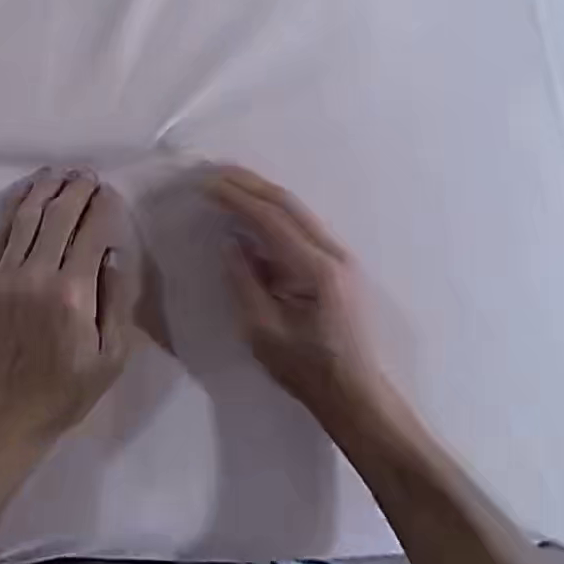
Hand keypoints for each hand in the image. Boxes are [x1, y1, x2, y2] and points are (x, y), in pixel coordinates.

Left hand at [0, 168, 137, 447]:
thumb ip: (116, 300)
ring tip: (58, 173)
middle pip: (59, 216)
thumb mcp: (110, 358)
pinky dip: (12, 208)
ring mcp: (3, 276)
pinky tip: (24, 194)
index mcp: (73, 293)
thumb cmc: (62, 392)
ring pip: (26, 217)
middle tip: (87, 174)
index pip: (92, 232)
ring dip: (44, 189)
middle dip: (76, 189)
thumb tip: (113, 252)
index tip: (110, 191)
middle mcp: (37, 275)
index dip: (103, 206)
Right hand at [208, 165, 393, 423]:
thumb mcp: (263, 332)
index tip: (208, 185)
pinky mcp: (338, 261)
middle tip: (216, 171)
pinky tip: (256, 209)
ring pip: (298, 209)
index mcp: (315, 269)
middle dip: (250, 183)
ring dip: (263, 192)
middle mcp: (333, 251)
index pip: (272, 219)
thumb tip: (230, 241)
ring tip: (231, 181)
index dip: (238, 198)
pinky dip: (276, 211)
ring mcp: (340, 254)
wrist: (355, 393)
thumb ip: (245, 281)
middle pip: (288, 203)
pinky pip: (302, 224)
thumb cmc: (306, 370)